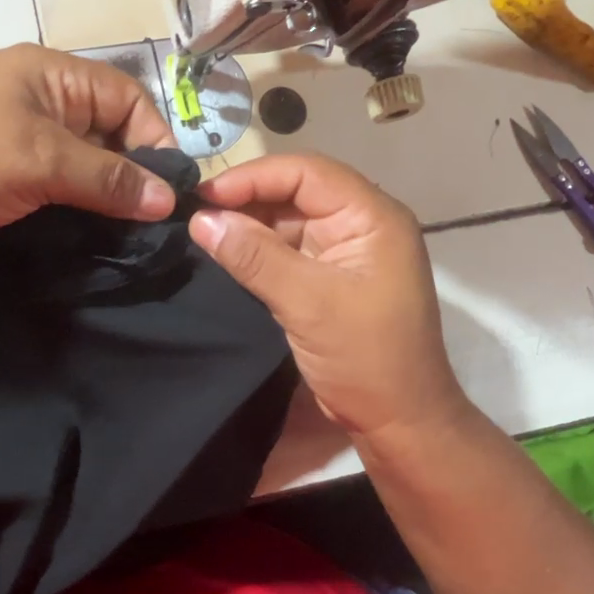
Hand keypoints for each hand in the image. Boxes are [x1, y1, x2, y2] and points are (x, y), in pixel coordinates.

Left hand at [0, 44, 178, 262]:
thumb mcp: (42, 162)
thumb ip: (109, 178)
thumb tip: (169, 197)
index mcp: (47, 72)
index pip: (126, 96)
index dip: (153, 139)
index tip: (166, 191)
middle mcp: (34, 96)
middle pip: (105, 128)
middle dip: (130, 170)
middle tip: (148, 218)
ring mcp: (13, 134)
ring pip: (79, 160)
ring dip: (101, 192)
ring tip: (124, 230)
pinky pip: (52, 182)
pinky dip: (72, 203)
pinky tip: (87, 231)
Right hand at [190, 155, 467, 439]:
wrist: (398, 419)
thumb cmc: (366, 357)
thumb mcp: (308, 303)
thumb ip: (255, 257)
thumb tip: (200, 219)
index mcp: (373, 217)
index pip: (308, 173)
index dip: (253, 177)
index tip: (203, 196)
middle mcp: (361, 225)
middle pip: (297, 192)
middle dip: (247, 199)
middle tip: (194, 213)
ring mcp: (346, 253)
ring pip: (290, 222)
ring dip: (249, 225)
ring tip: (201, 232)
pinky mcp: (330, 280)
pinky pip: (289, 251)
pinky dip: (257, 251)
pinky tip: (225, 255)